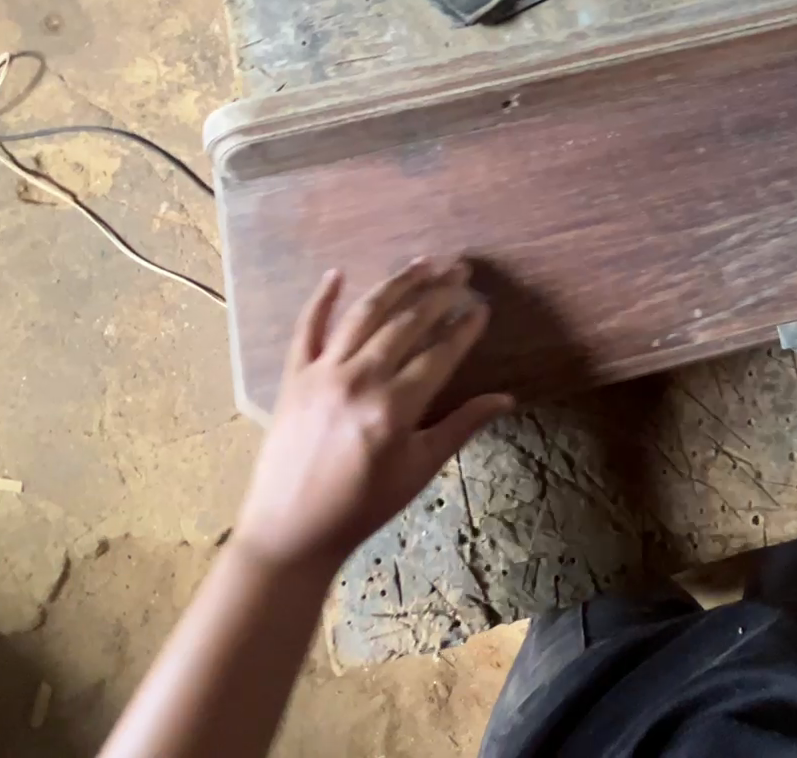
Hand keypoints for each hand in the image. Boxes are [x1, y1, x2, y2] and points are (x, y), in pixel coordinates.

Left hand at [232, 258, 513, 569]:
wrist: (288, 533)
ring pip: (364, 314)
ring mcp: (321, 374)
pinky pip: (307, 329)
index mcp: (394, 408)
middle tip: (461, 270)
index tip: (481, 307)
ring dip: (396, 284)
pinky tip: (337, 273)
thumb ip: (462, 426)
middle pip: (406, 323)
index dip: (464, 327)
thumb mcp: (419, 469)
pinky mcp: (293, 377)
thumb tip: (507, 399)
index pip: (440, 353)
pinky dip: (321, 299)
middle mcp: (358, 380)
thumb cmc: (362, 506)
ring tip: (423, 263)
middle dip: (438, 292)